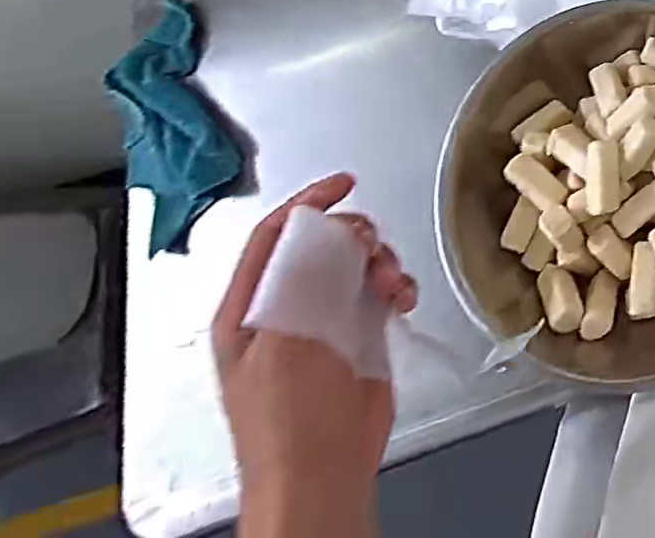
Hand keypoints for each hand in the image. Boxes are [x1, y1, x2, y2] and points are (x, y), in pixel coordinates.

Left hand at [213, 174, 418, 537]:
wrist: (324, 471)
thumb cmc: (290, 420)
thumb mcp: (286, 342)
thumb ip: (305, 279)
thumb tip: (334, 230)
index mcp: (251, 308)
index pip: (274, 236)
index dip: (307, 203)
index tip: (343, 183)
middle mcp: (287, 306)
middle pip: (324, 244)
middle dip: (357, 239)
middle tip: (374, 251)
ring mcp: (324, 318)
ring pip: (358, 262)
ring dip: (383, 263)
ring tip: (395, 286)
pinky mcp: (357, 331)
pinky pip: (380, 287)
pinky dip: (398, 285)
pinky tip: (403, 300)